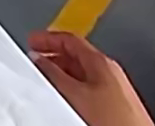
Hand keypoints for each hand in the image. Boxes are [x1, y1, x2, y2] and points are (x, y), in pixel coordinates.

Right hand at [29, 31, 154, 125]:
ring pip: (84, 74)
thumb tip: (39, 59)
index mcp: (102, 61)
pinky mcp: (121, 109)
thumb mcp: (73, 92)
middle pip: (77, 55)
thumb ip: (52, 72)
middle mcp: (112, 72)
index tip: (33, 40)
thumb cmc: (114, 121)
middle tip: (38, 60)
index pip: (69, 38)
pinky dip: (76, 89)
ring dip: (65, 74)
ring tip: (50, 80)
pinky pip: (92, 90)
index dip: (48, 37)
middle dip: (55, 57)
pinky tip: (70, 100)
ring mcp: (118, 91)